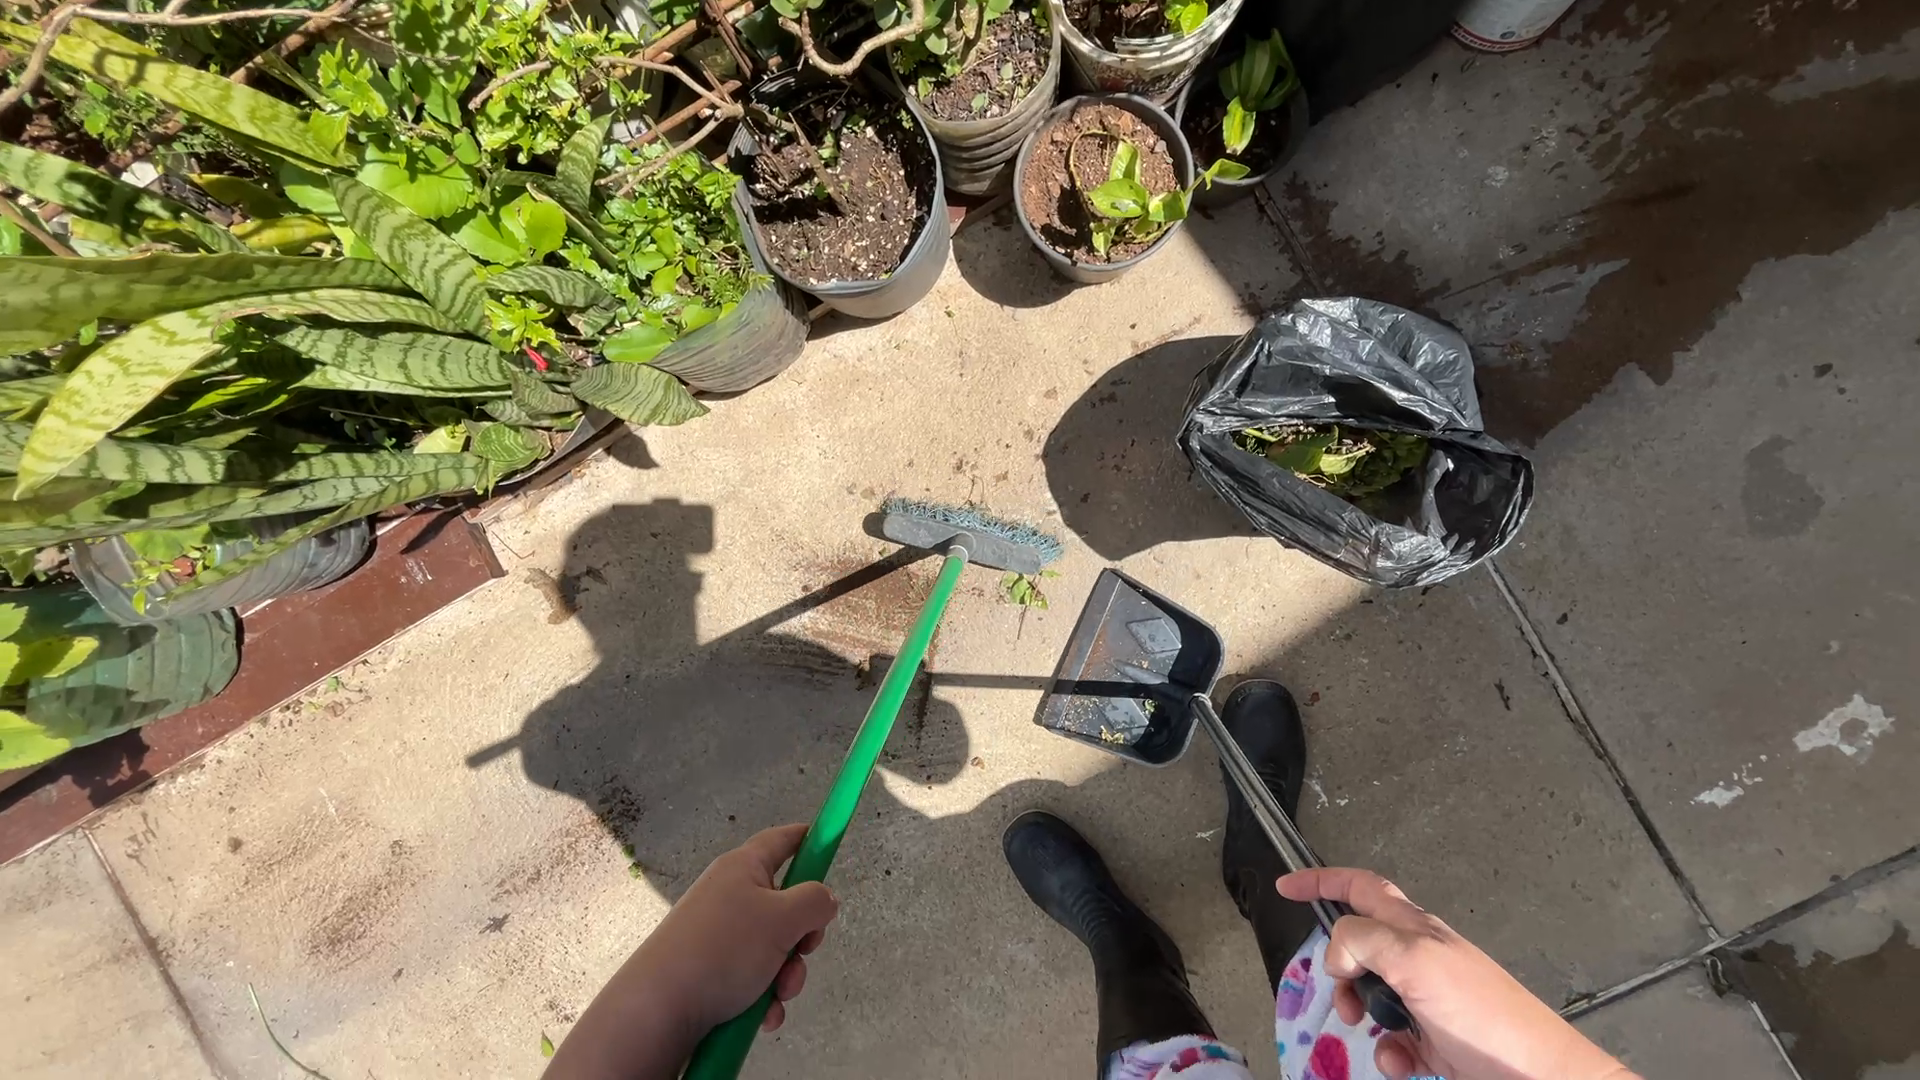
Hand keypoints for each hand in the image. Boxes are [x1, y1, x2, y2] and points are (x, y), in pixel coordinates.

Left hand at [545, 825, 837, 1079]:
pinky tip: (762, 1015)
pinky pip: (750, 976)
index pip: (782, 840)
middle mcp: (729, 895)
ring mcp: (717, 935)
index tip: (829, 844)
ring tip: (779, 993)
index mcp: (744, 868)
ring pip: (772, 947)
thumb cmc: (723, 949)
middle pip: (784, 902)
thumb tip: (824, 899)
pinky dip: (763, 995)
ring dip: (786, 972)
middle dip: (803, 933)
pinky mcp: (708, 971)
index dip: (808, 838)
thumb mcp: (783, 919)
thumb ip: (815, 902)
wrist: (656, 1009)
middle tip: (806, 948)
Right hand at [1278, 868, 1638, 1079]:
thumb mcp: (1413, 959)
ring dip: (1359, 1010)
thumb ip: (1361, 940)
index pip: (1358, 886)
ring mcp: (1427, 999)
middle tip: (1337, 992)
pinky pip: (1393, 1037)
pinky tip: (1400, 1062)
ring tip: (1367, 1029)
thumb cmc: (1479, 1012)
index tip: (1284, 886)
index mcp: (1411, 927)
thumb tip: (1336, 954)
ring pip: (1370, 994)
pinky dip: (1388, 1050)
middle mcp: (1417, 956)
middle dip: (1337, 968)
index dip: (1319, 880)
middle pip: (1357, 945)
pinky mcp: (1436, 1040)